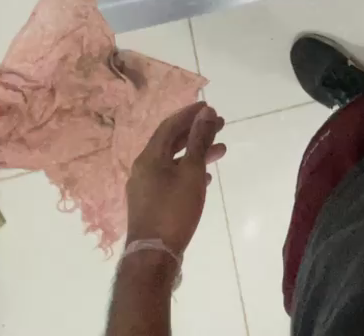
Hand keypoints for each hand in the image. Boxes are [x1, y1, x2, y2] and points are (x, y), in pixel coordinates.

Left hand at [125, 102, 225, 256]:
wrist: (153, 257)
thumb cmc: (173, 210)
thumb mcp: (192, 171)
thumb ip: (199, 140)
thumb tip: (206, 112)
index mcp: (149, 158)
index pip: (170, 125)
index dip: (190, 113)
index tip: (209, 106)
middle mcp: (143, 169)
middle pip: (171, 142)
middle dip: (196, 131)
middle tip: (220, 125)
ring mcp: (145, 188)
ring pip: (173, 161)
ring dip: (196, 152)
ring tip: (220, 150)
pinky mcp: (150, 203)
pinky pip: (171, 177)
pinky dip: (188, 170)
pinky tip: (205, 177)